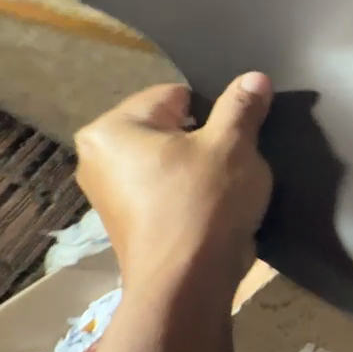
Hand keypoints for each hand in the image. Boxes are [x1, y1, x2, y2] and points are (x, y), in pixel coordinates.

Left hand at [73, 73, 274, 289]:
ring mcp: (107, 189)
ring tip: (229, 184)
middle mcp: (97, 155)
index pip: (175, 95)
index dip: (216, 111)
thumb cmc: (206, 200)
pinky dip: (190, 189)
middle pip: (170, 126)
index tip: (239, 135)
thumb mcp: (235, 145)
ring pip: (169, 158)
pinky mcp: (127, 216)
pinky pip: (165, 186)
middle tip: (239, 159)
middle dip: (206, 138)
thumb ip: (243, 107)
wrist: (189, 274)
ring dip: (201, 164)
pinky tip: (213, 204)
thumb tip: (254, 77)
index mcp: (113, 129)